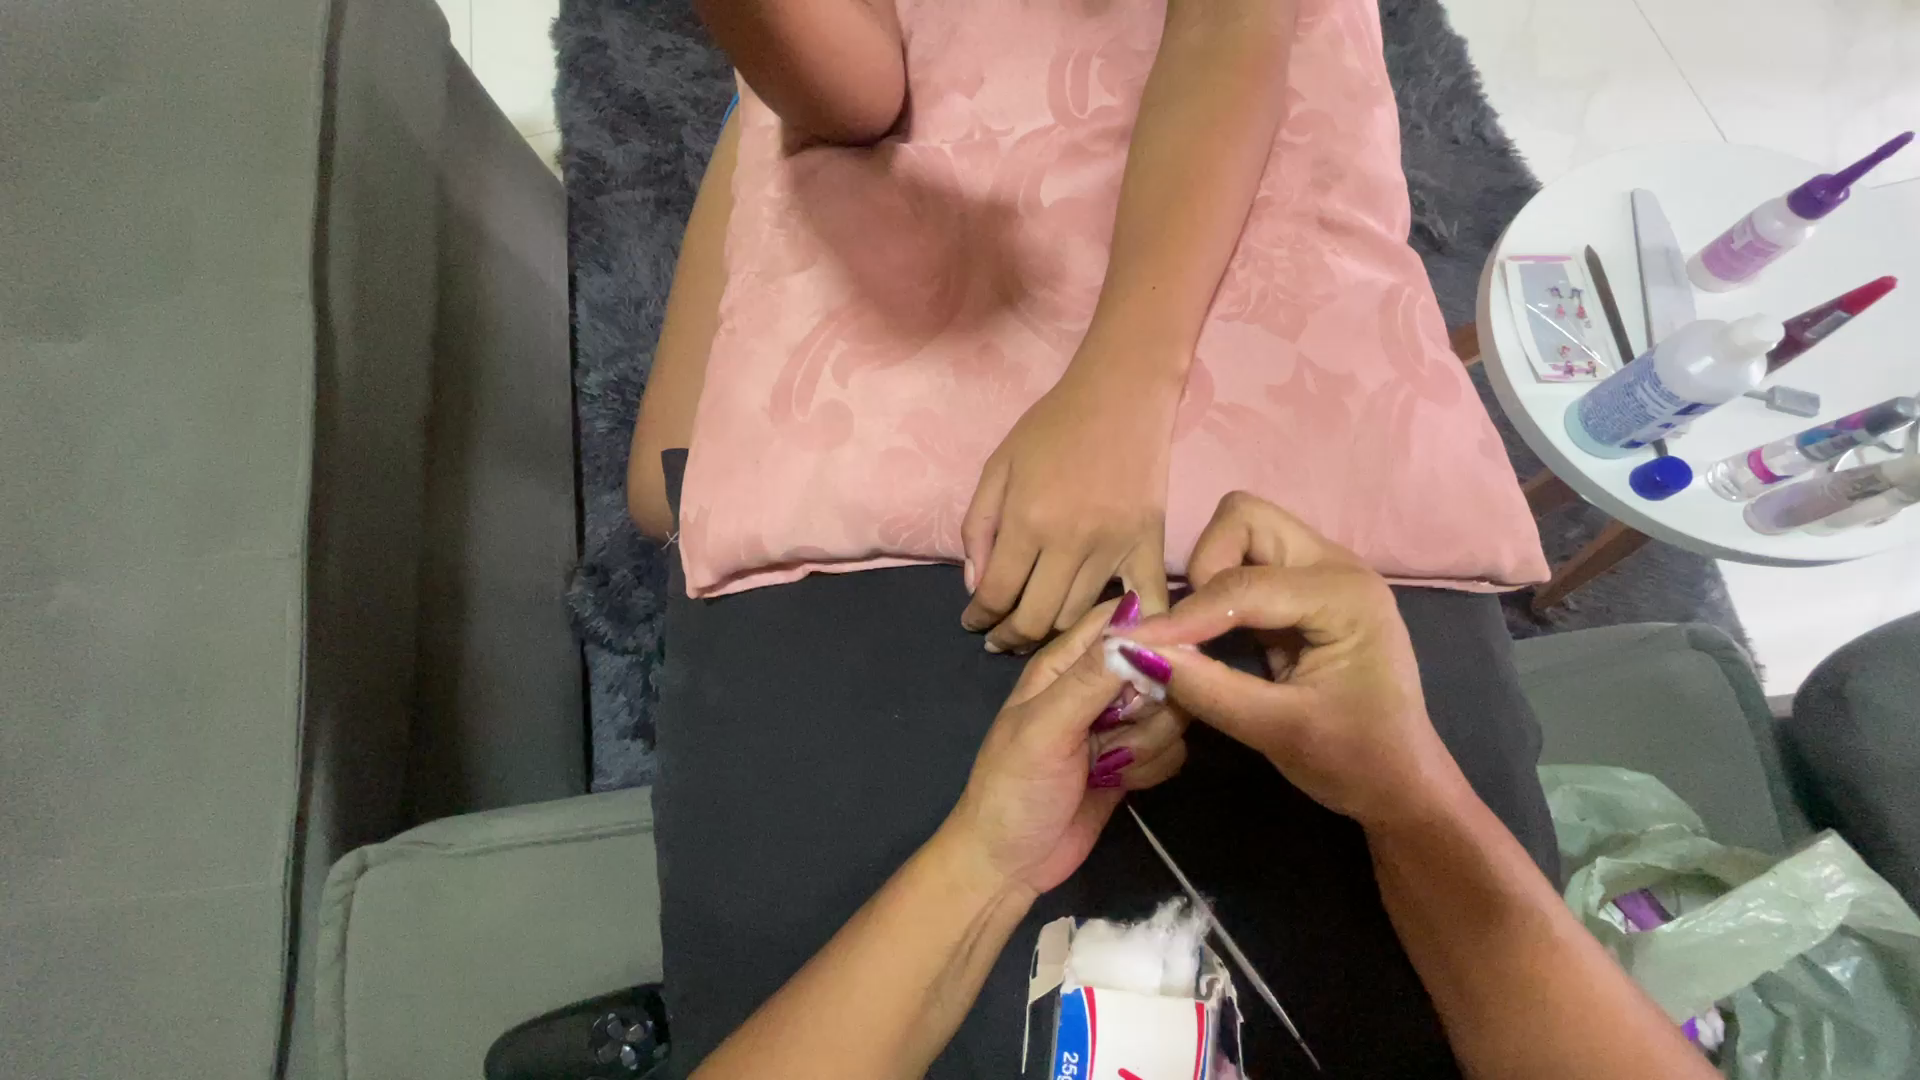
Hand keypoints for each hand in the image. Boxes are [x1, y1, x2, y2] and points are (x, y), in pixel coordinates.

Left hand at [940, 597, 1189, 895]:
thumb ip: (1090, 680)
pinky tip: (1121, 784)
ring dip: (1149, 742)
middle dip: (1154, 701)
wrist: (1009, 862)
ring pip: (1171, 710)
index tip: (1172, 659)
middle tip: (1123, 727)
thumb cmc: (1013, 788)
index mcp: (1063, 664)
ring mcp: (1117, 723)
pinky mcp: (1134, 759)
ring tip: (1111, 765)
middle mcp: (1094, 685)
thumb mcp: (1045, 728)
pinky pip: (1172, 748)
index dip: (1153, 630)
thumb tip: (1142, 631)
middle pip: (1158, 665)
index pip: (1118, 620)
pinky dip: (1153, 768)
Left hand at [959, 340, 1178, 653]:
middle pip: (1037, 619)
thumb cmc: (1052, 427)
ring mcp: (1115, 548)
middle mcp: (1070, 543)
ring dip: (1052, 632)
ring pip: (1078, 618)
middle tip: (1001, 636)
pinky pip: (1143, 603)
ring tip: (1038, 628)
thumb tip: (975, 586)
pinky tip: (1103, 635)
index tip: (974, 623)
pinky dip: (1122, 628)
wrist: (1121, 395)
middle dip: (1011, 636)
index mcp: (1027, 521)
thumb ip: (977, 527)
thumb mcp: (997, 467)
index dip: (980, 618)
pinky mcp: (1151, 546)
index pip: (996, 593)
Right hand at [1118, 493, 1467, 830]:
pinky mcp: (1300, 586)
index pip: (1243, 585)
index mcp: (1345, 596)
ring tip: (1205, 630)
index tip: (1133, 644)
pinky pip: (1243, 559)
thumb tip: (1136, 653)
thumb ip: (1207, 688)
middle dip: (1205, 566)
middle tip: (1193, 627)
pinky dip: (1216, 586)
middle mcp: (1334, 565)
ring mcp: (1318, 570)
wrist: (1399, 781)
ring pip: (1240, 529)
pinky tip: (1214, 630)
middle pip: (1244, 518)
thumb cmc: (1355, 760)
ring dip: (1209, 572)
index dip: (1184, 616)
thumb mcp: (1277, 731)